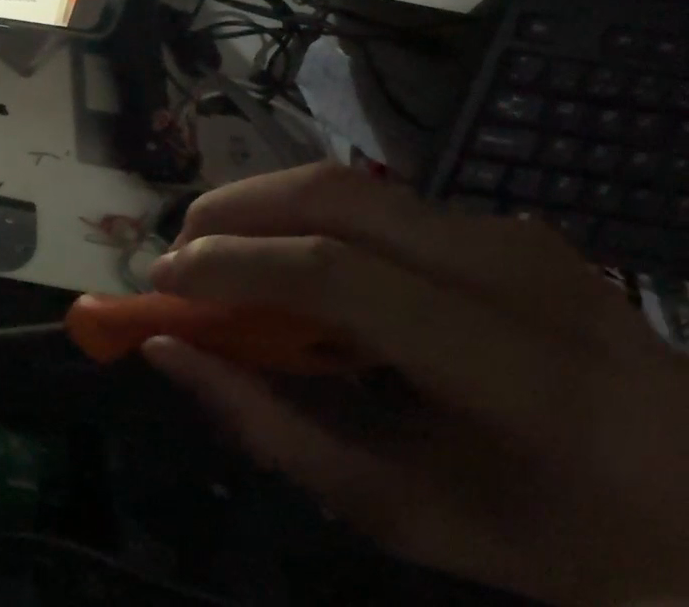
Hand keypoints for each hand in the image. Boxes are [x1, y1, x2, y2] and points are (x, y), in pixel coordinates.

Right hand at [143, 163, 688, 606]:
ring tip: (222, 261)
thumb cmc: (552, 532)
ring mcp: (523, 240)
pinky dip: (304, 218)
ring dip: (258, 208)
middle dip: (226, 214)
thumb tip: (163, 348)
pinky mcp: (512, 226)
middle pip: (332, 197)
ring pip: (346, 182)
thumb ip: (268, 427)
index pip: (336, 274)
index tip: (161, 287)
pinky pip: (377, 198)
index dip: (229, 266)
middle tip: (178, 261)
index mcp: (515, 372)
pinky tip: (293, 268)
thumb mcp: (398, 511)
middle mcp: (521, 278)